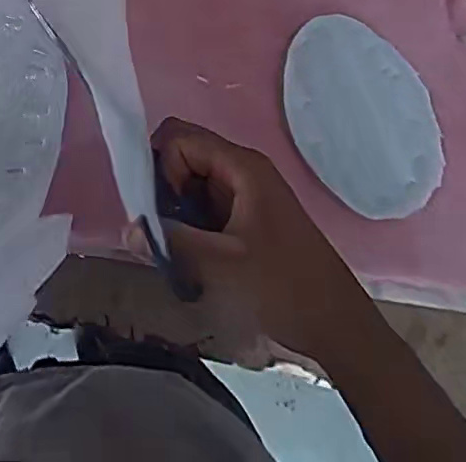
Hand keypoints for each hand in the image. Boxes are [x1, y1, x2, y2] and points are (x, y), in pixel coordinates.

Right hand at [148, 118, 379, 361]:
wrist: (336, 326)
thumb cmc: (284, 287)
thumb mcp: (222, 264)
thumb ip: (172, 241)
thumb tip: (129, 229)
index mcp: (241, 166)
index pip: (180, 138)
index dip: (162, 167)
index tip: (161, 210)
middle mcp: (242, 171)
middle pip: (184, 157)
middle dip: (164, 190)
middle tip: (164, 232)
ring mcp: (246, 195)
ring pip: (192, 185)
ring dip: (176, 213)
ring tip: (178, 251)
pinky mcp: (246, 219)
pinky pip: (205, 207)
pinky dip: (191, 226)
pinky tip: (194, 260)